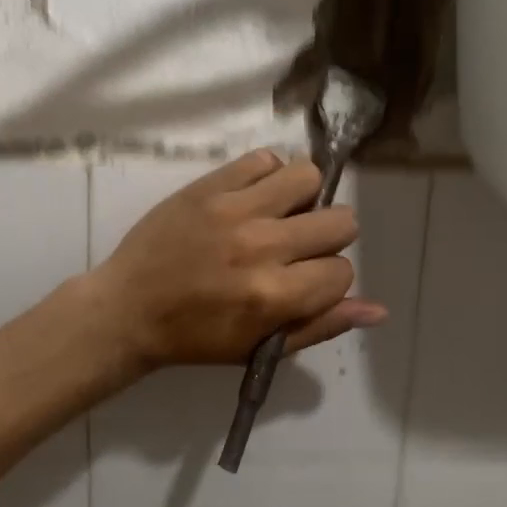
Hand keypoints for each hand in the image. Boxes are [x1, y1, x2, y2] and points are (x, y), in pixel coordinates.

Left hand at [87, 149, 387, 369]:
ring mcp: (235, 210)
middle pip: (339, 221)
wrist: (128, 307)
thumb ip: (321, 326)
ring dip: (303, 197)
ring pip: (308, 176)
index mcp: (275, 296)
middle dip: (326, 237)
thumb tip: (378, 308)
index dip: (329, 278)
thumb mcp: (259, 347)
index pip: (342, 270)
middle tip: (297, 247)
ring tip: (280, 214)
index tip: (304, 282)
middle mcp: (262, 247)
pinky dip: (268, 175)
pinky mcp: (210, 186)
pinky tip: (253, 197)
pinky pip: (264, 158)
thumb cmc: (195, 336)